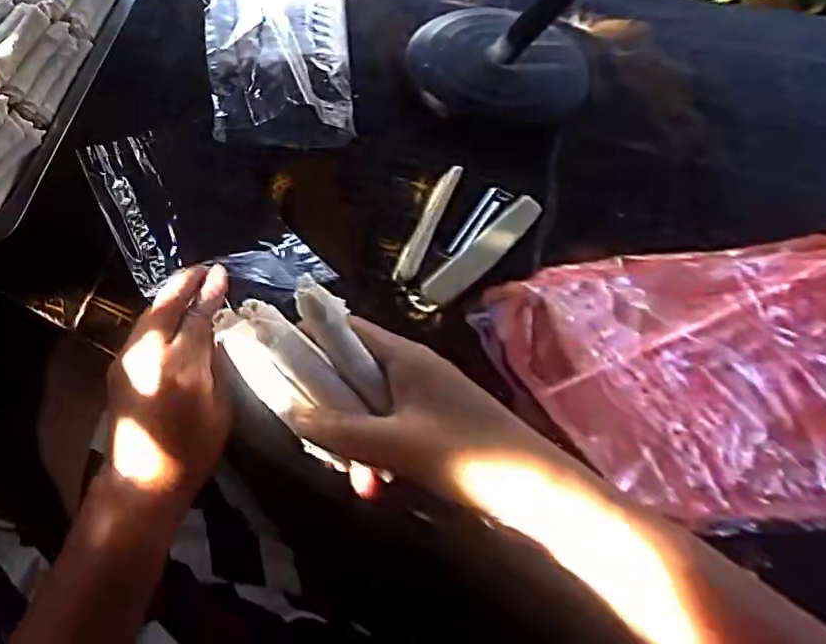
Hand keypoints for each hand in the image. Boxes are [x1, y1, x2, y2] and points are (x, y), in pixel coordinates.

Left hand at [102, 265, 233, 505]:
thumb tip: (213, 329)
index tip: (220, 272)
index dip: (210, 293)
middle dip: (185, 283)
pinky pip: (141, 329)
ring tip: (188, 285)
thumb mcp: (220, 409)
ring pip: (150, 313)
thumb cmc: (191, 451)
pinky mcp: (116, 364)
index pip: (198, 316)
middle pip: (167, 304)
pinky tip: (169, 314)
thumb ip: (216, 363)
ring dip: (169, 296)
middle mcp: (149, 353)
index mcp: (181, 367)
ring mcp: (128, 357)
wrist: (141, 480)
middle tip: (203, 270)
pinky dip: (157, 316)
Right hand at [288, 317, 580, 500]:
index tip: (280, 360)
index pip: (343, 328)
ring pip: (368, 405)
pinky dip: (377, 452)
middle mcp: (410, 368)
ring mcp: (425, 399)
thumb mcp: (397, 444)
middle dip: (328, 401)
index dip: (309, 337)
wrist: (545, 498)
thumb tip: (291, 414)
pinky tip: (377, 486)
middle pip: (350, 369)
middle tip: (309, 427)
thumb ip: (341, 430)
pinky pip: (389, 428)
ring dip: (353, 436)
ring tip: (351, 476)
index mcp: (402, 355)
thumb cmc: (470, 455)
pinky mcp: (435, 427)